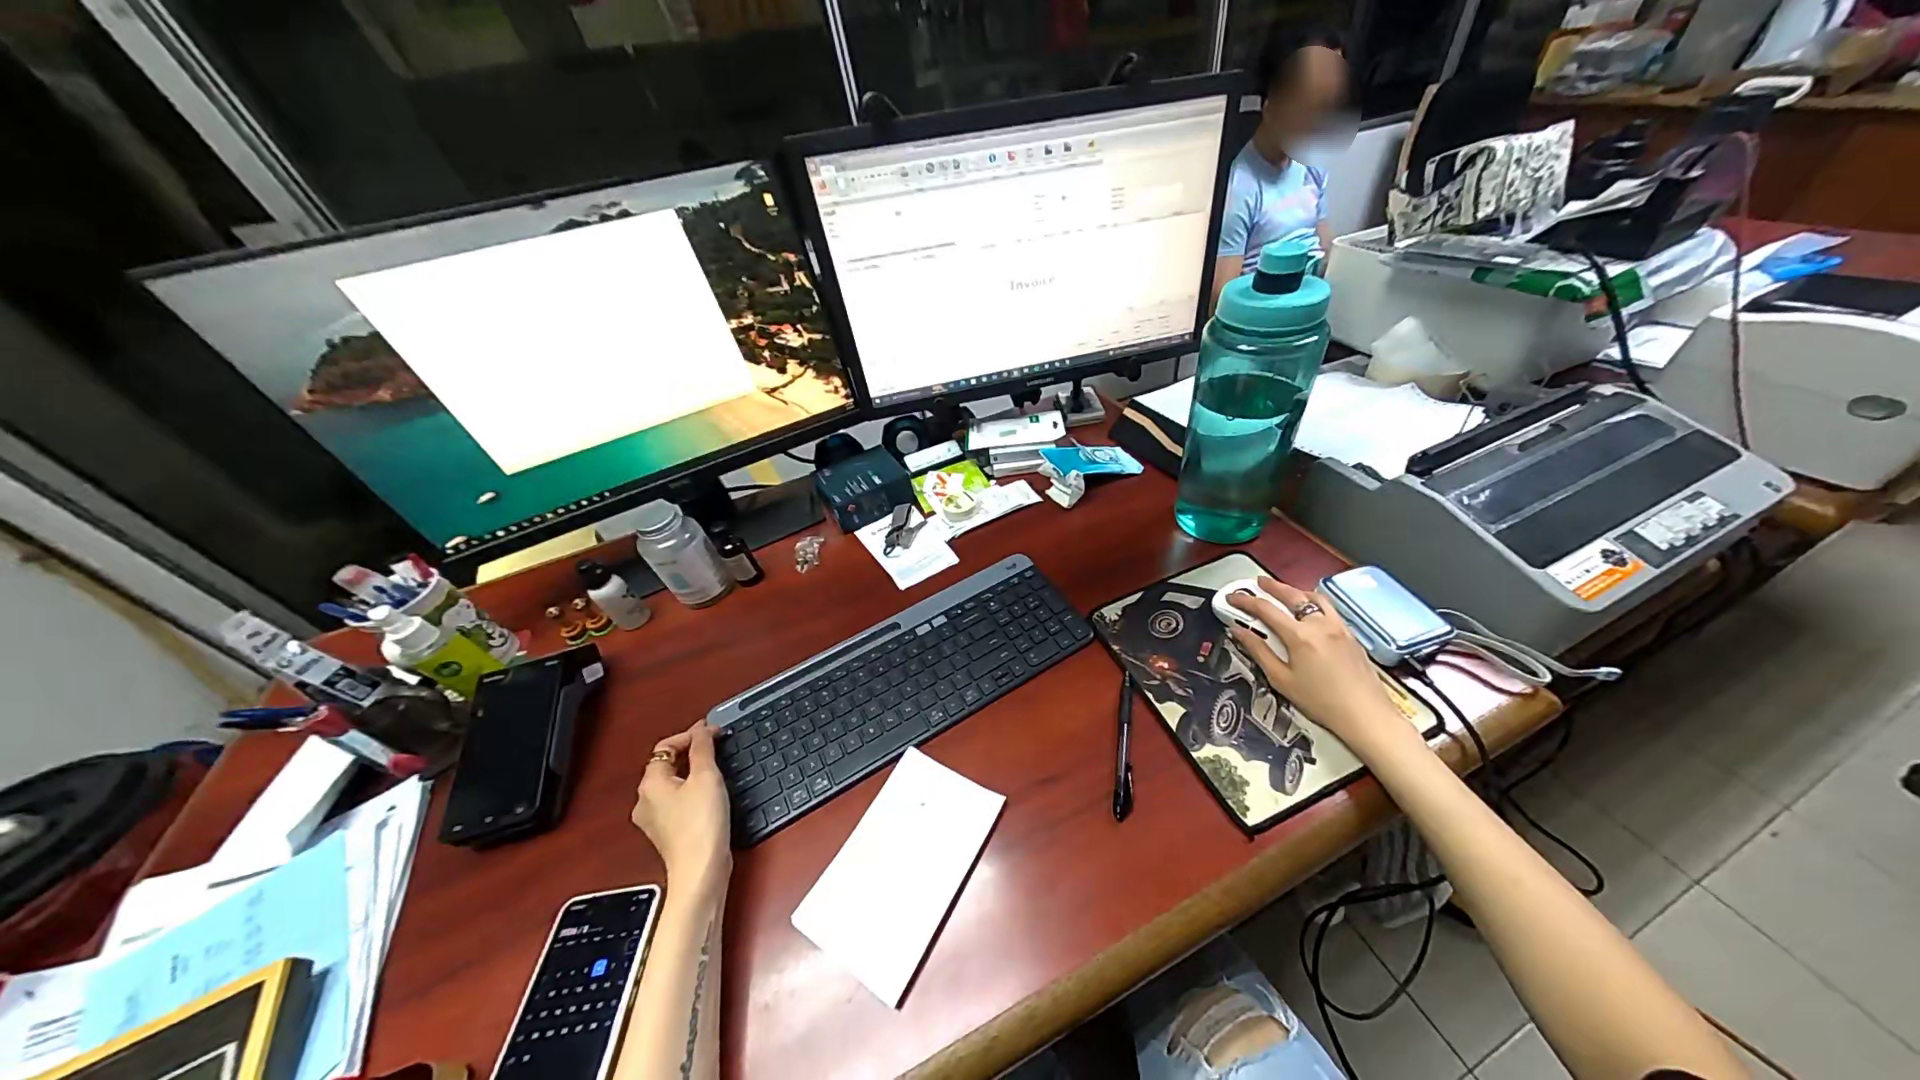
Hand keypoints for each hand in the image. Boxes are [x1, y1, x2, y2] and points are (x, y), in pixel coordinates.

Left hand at [630, 720, 731, 889]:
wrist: (700, 869)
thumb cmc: (701, 823)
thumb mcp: (707, 776)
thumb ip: (703, 748)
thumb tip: (702, 730)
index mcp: (650, 783)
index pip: (667, 746)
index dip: (691, 735)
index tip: (714, 732)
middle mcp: (645, 801)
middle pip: (667, 765)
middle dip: (691, 752)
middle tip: (717, 747)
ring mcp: (654, 820)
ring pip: (672, 784)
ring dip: (693, 771)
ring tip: (717, 767)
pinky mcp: (668, 833)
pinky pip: (677, 801)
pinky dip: (692, 790)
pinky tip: (710, 794)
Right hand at [1227, 577, 1416, 757]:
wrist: (1365, 715)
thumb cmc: (1322, 702)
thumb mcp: (1281, 679)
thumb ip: (1258, 651)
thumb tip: (1239, 632)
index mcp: (1300, 636)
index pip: (1266, 609)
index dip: (1245, 601)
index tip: (1234, 598)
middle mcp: (1321, 625)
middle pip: (1292, 595)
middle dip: (1271, 587)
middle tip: (1258, 583)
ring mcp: (1339, 628)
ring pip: (1315, 597)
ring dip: (1296, 590)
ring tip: (1285, 591)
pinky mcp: (1351, 635)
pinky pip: (1329, 608)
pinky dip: (1314, 601)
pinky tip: (1310, 610)